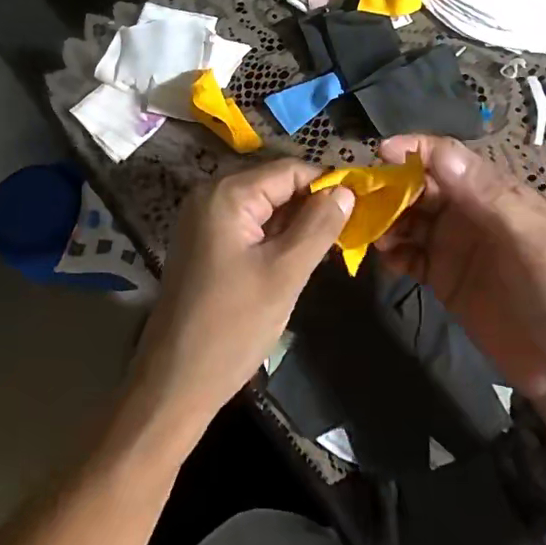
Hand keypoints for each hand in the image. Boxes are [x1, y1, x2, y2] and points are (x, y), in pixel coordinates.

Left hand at [126, 160, 353, 431]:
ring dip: (296, 223)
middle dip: (313, 204)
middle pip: (273, 185)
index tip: (366, 207)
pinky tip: (299, 257)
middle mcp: (208, 197)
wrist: (178, 374)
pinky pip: (247, 226)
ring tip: (334, 247)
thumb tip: (345, 191)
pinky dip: (274, 237)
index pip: (288, 170)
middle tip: (354, 231)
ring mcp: (203, 221)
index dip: (328, 184)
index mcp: (225, 195)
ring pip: (262, 207)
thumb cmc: (233, 324)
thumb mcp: (285, 273)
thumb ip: (318, 226)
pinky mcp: (204, 244)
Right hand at [371, 136, 545, 413]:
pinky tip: (389, 261)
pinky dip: (391, 253)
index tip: (379, 154)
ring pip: (405, 219)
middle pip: (417, 187)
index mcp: (494, 195)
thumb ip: (483, 195)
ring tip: (374, 236)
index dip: (413, 151)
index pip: (446, 159)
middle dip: (388, 188)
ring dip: (384, 221)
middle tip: (362, 202)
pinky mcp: (440, 277)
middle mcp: (469, 213)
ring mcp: (452, 246)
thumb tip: (434, 153)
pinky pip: (405, 254)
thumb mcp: (531, 239)